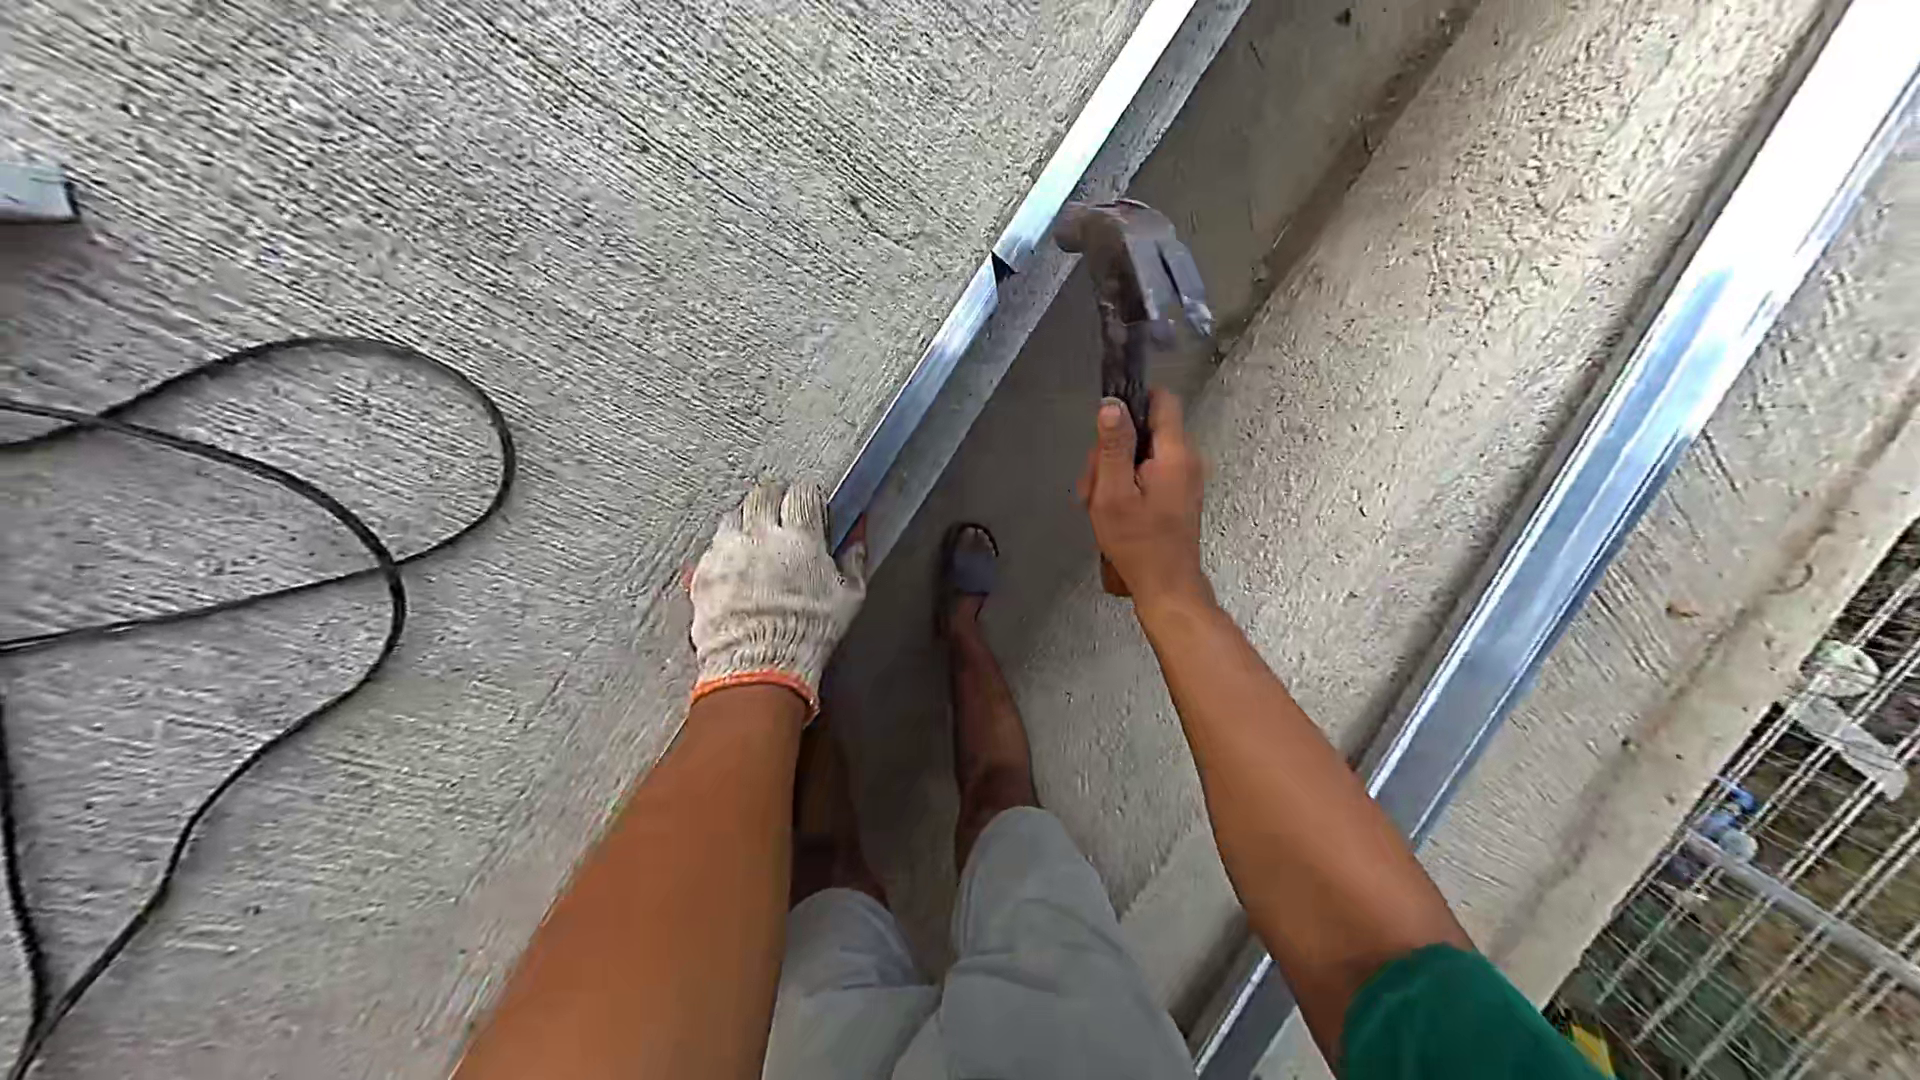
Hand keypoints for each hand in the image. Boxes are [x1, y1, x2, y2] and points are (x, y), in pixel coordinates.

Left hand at [690, 479, 865, 714]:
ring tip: (757, 542)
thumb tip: (857, 541)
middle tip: (782, 514)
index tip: (810, 504)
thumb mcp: (848, 598)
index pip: (802, 493)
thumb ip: (854, 562)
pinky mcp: (704, 572)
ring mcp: (728, 552)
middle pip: (763, 494)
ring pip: (733, 515)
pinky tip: (737, 567)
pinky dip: (724, 552)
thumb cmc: (806, 635)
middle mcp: (761, 536)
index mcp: (800, 537)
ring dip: (746, 522)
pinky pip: (711, 547)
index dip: (807, 497)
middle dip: (774, 499)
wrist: (759, 666)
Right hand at [1079, 389, 1212, 613]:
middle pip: (1145, 430)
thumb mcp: (1112, 493)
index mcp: (1174, 454)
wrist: (1165, 583)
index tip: (1108, 423)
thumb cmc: (1138, 543)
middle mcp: (1186, 460)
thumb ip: (1112, 447)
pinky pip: (1149, 473)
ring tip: (1101, 501)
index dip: (1132, 402)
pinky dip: (1128, 485)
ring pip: (1143, 454)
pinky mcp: (1178, 493)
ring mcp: (1184, 477)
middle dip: (1113, 450)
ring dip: (1116, 471)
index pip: (1162, 400)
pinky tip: (1114, 508)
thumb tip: (1111, 406)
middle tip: (1095, 482)